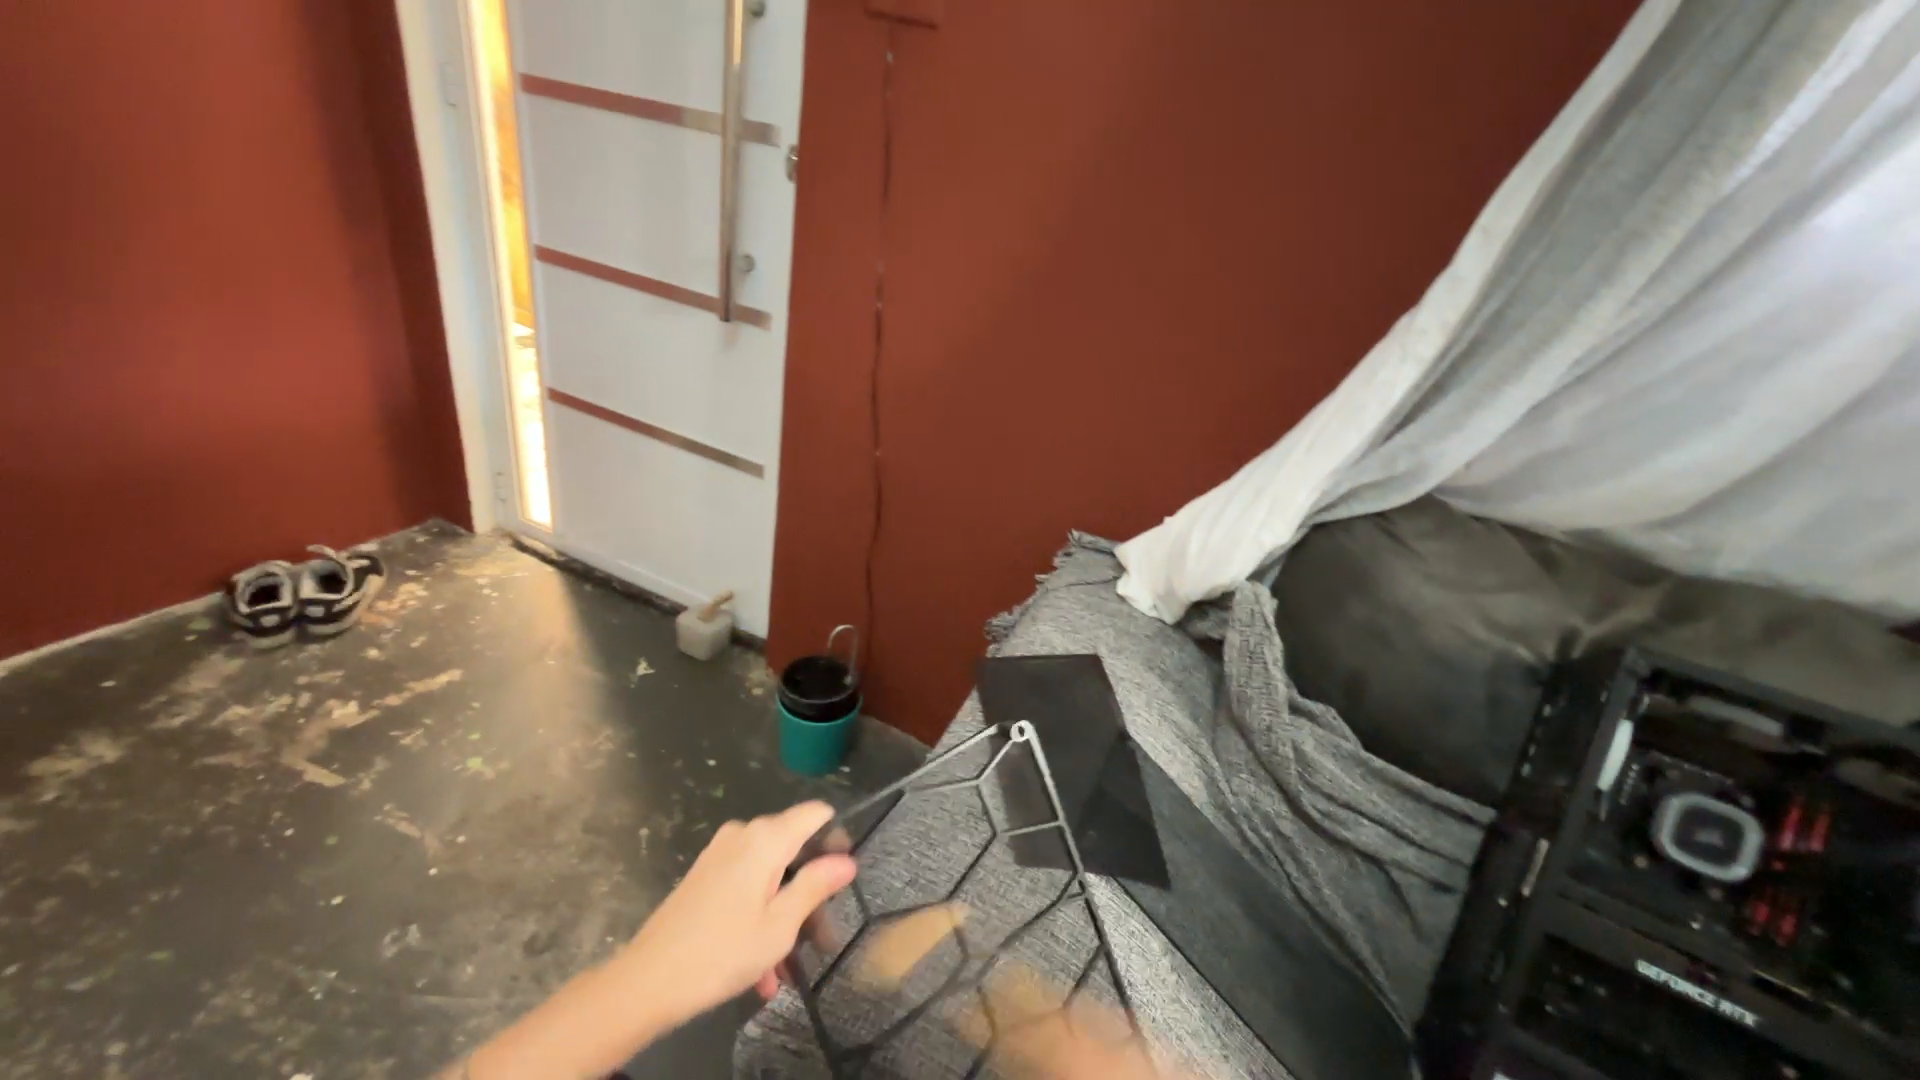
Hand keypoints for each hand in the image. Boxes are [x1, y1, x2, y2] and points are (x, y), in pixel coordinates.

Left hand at [615, 801, 856, 1027]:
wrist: (646, 982)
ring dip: (783, 915)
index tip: (841, 880)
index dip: (835, 841)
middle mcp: (743, 835)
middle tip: (818, 938)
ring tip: (785, 969)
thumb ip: (816, 885)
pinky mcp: (705, 875)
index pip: (816, 814)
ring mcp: (720, 854)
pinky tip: (759, 969)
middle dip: (809, 891)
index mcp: (766, 838)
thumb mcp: (780, 925)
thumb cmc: (721, 952)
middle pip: (793, 848)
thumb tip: (846, 860)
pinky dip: (758, 917)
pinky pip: (746, 887)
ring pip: (770, 875)